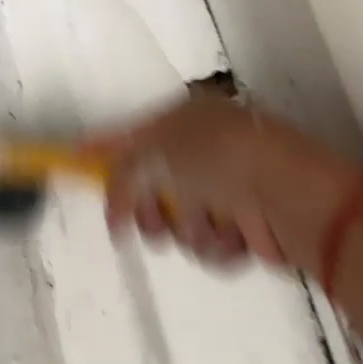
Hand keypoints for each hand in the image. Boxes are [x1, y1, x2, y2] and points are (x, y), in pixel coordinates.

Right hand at [92, 79, 352, 272]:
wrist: (289, 193)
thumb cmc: (216, 159)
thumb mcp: (153, 157)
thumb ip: (120, 181)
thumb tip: (111, 212)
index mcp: (184, 118)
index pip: (130, 133)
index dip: (101, 148)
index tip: (73, 159)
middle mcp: (204, 149)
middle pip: (152, 186)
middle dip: (148, 210)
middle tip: (150, 222)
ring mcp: (228, 187)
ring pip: (180, 221)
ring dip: (186, 230)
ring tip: (205, 226)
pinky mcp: (248, 224)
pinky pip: (210, 244)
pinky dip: (217, 245)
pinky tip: (233, 238)